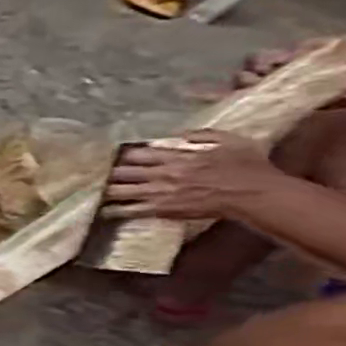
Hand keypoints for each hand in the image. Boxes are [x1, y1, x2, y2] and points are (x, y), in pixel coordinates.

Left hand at [102, 131, 286, 219]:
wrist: (255, 194)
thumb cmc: (247, 167)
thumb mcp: (230, 140)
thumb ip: (203, 135)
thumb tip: (179, 134)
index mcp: (177, 156)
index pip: (138, 153)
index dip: (121, 154)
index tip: (108, 155)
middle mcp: (164, 173)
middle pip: (123, 172)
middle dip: (106, 172)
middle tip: (90, 173)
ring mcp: (161, 193)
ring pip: (122, 191)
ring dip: (105, 190)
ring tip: (90, 191)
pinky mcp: (163, 209)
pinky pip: (133, 210)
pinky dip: (116, 210)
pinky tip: (103, 211)